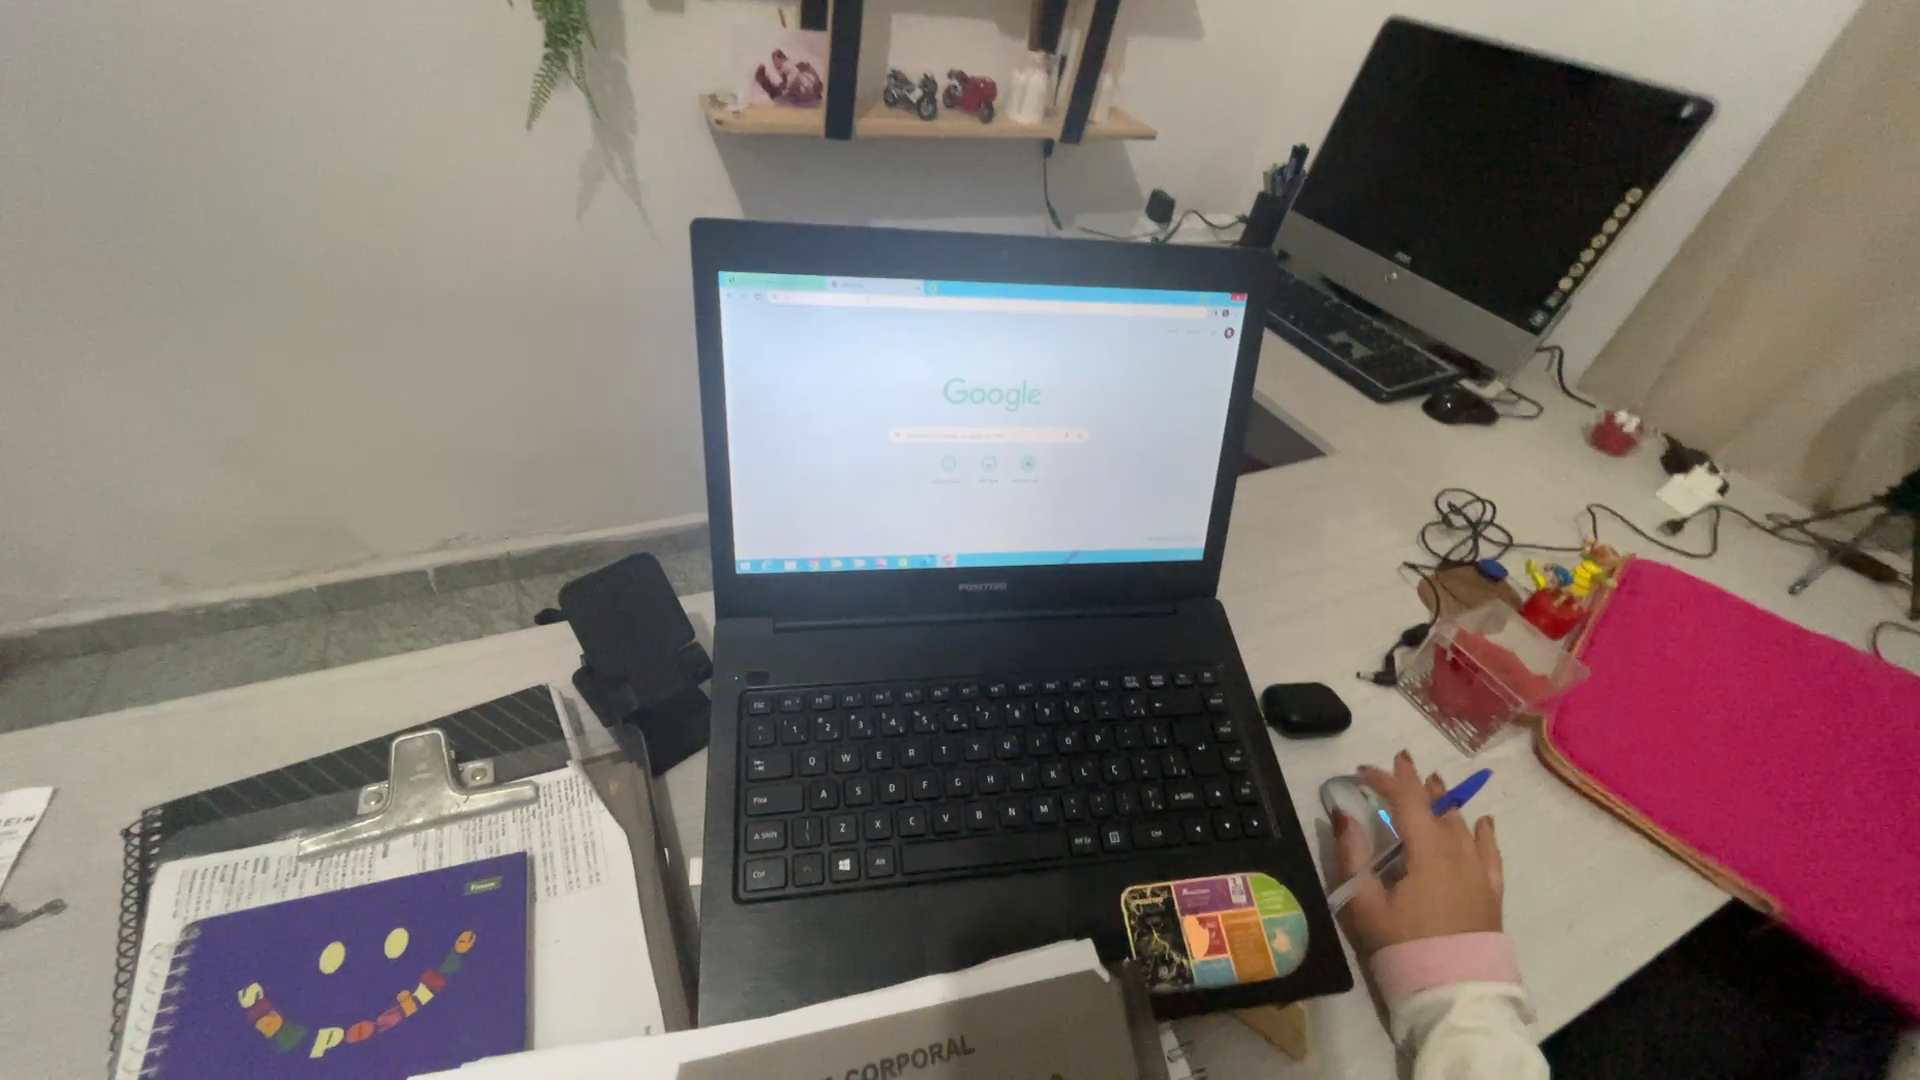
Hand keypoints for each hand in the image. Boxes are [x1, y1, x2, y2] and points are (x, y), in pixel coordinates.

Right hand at [1331, 750, 1504, 954]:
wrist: (1454, 997)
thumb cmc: (1402, 946)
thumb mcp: (1363, 902)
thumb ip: (1351, 854)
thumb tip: (1343, 814)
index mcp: (1427, 853)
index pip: (1406, 802)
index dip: (1385, 780)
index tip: (1362, 770)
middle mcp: (1458, 856)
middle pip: (1438, 808)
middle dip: (1418, 782)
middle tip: (1403, 759)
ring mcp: (1479, 876)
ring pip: (1464, 826)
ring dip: (1447, 801)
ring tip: (1437, 782)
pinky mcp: (1490, 895)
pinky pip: (1491, 854)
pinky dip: (1485, 833)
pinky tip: (1483, 821)